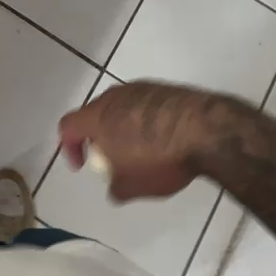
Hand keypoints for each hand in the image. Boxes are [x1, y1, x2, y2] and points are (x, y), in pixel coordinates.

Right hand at [57, 81, 246, 201]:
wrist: (207, 130)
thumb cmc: (160, 158)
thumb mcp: (132, 186)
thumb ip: (115, 186)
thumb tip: (115, 185)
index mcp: (97, 117)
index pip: (68, 126)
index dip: (69, 147)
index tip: (82, 165)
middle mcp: (114, 96)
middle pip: (94, 113)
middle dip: (99, 137)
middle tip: (112, 159)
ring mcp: (141, 88)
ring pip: (121, 107)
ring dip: (123, 128)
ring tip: (141, 151)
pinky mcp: (164, 88)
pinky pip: (145, 105)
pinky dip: (146, 121)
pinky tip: (164, 139)